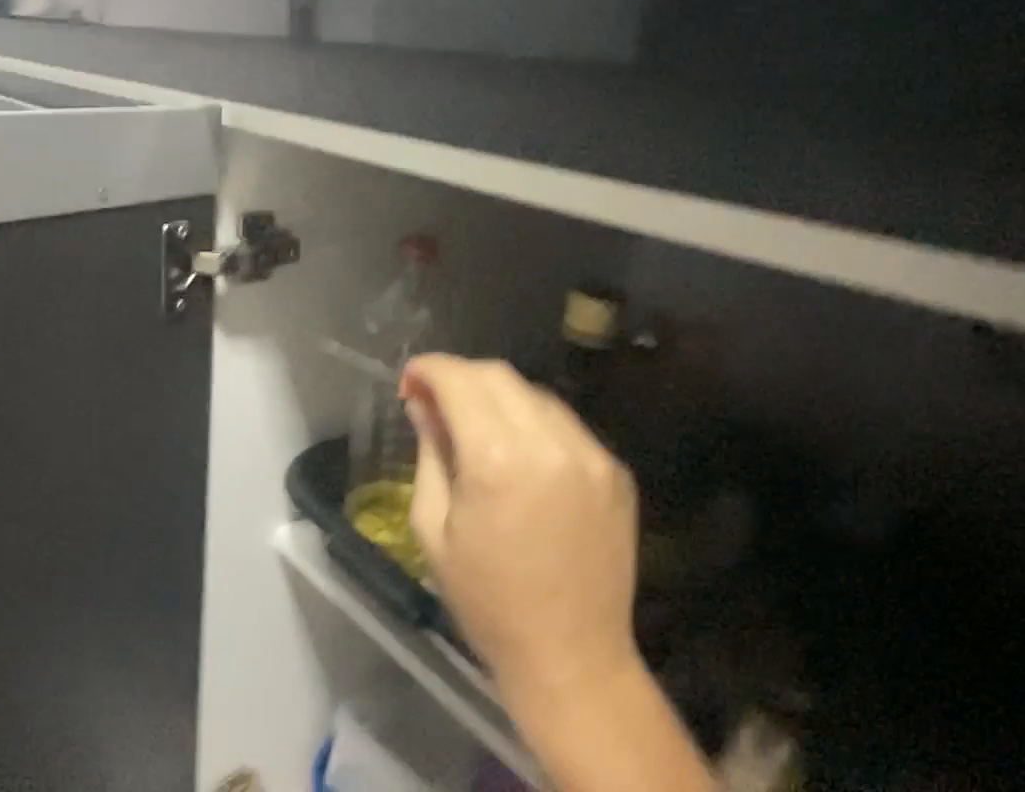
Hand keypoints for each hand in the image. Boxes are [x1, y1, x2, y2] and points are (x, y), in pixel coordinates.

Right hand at [401, 355, 641, 697]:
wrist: (571, 655)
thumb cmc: (486, 601)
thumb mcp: (434, 529)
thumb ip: (429, 454)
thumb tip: (422, 406)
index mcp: (497, 460)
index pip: (459, 381)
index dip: (428, 369)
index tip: (409, 380)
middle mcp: (550, 443)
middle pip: (499, 375)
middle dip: (460, 377)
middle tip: (434, 400)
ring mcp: (591, 455)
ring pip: (535, 396)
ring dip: (498, 398)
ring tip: (476, 428)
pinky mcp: (615, 471)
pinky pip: (566, 426)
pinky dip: (533, 424)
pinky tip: (519, 455)